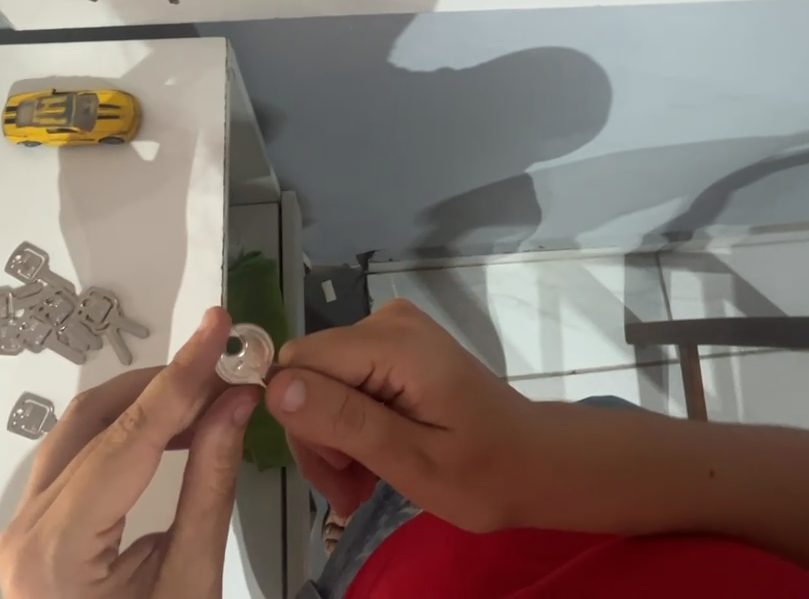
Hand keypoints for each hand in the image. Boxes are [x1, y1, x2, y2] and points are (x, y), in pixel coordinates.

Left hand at [0, 307, 259, 598]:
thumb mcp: (190, 581)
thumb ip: (212, 481)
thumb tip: (238, 399)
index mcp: (59, 546)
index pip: (132, 433)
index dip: (184, 372)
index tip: (220, 323)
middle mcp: (27, 524)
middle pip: (98, 417)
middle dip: (168, 384)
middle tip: (231, 373)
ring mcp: (25, 525)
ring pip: (85, 426)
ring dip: (150, 401)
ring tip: (213, 398)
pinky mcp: (37, 527)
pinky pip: (82, 452)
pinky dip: (133, 427)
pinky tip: (179, 429)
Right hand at [266, 299, 540, 531]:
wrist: (532, 460)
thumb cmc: (482, 472)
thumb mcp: (412, 460)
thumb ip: (346, 420)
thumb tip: (277, 386)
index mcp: (395, 341)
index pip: (302, 362)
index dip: (302, 419)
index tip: (334, 471)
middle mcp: (387, 319)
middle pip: (310, 372)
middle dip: (319, 435)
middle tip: (348, 489)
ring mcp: (392, 329)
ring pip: (321, 381)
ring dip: (333, 437)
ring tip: (361, 484)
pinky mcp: (394, 345)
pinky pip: (344, 379)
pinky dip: (349, 422)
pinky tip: (370, 458)